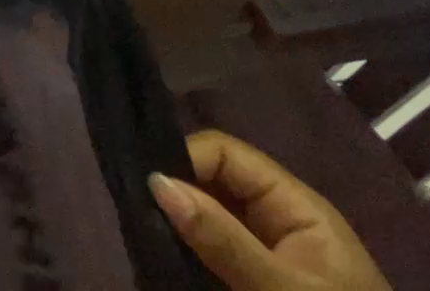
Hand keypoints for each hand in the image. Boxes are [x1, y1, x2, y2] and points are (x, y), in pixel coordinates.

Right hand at [151, 130, 389, 290]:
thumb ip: (222, 239)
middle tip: (134, 215)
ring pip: (205, 217)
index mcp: (294, 204)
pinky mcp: (253, 281)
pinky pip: (210, 251)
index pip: (225, 152)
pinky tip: (160, 262)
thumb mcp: (282, 289)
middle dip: (174, 193)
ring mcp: (265, 252)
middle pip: (211, 182)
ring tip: (141, 238)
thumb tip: (155, 181)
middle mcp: (276, 217)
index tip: (146, 189)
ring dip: (174, 226)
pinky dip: (184, 253)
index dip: (184, 159)